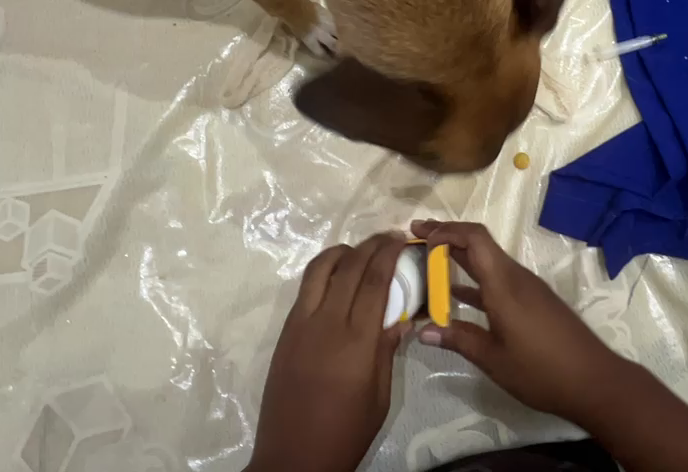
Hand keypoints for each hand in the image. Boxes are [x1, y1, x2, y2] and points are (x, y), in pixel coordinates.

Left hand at [248, 233, 409, 471]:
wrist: (292, 460)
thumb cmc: (345, 434)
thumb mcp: (380, 398)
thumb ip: (388, 351)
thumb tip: (401, 317)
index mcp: (356, 341)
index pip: (376, 280)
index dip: (389, 254)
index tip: (401, 239)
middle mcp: (327, 323)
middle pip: (350, 266)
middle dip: (371, 245)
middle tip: (388, 238)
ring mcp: (301, 324)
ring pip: (320, 268)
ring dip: (343, 252)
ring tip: (360, 252)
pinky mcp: (285, 332)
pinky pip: (306, 289)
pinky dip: (324, 272)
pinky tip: (338, 279)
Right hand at [410, 220, 625, 423]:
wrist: (593, 379)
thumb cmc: (541, 370)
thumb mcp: (493, 359)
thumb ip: (459, 339)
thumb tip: (422, 331)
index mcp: (503, 284)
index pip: (475, 238)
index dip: (447, 230)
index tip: (421, 235)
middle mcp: (514, 276)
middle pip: (479, 243)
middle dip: (447, 236)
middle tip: (417, 235)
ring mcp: (525, 287)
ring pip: (487, 261)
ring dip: (459, 257)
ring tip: (429, 262)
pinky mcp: (532, 300)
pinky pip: (497, 279)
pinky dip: (474, 280)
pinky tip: (457, 294)